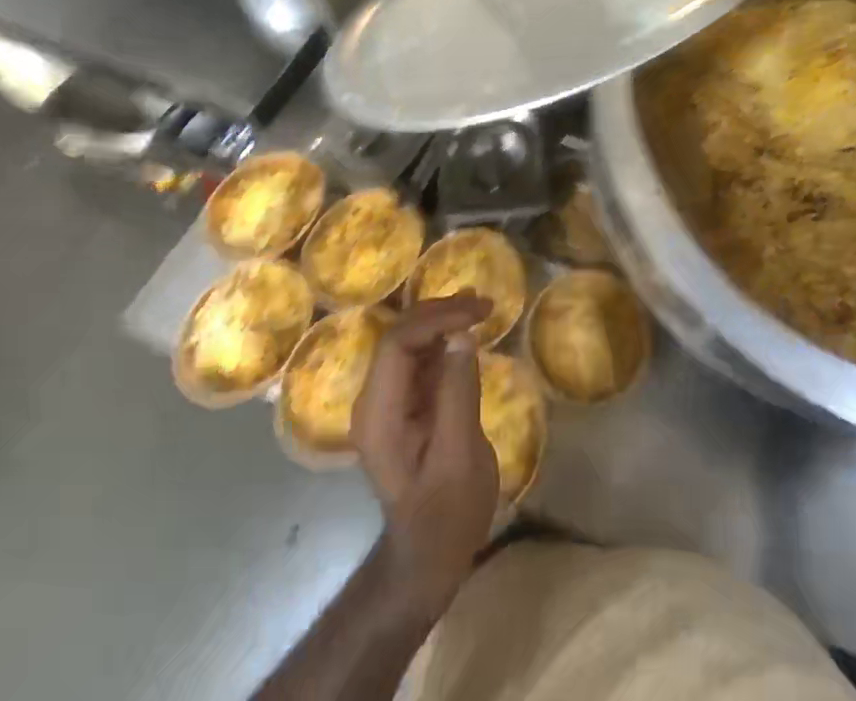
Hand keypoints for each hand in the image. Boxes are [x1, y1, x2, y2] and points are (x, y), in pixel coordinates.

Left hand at [351, 295, 498, 614]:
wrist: (430, 552)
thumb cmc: (448, 510)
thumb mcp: (461, 454)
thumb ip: (459, 392)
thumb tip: (463, 336)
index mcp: (378, 413)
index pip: (398, 344)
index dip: (437, 319)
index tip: (479, 313)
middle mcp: (373, 401)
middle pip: (398, 338)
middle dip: (438, 314)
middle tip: (482, 303)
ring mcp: (385, 404)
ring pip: (406, 346)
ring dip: (440, 322)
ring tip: (478, 307)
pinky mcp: (401, 409)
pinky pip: (416, 364)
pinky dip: (442, 344)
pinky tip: (465, 335)